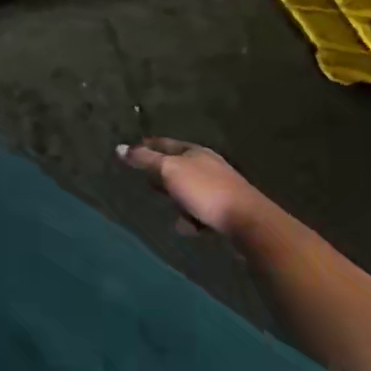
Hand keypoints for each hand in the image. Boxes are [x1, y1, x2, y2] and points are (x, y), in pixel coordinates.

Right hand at [118, 138, 270, 235]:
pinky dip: (191, 217)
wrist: (251, 225)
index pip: (163, 143)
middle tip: (146, 182)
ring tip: (170, 211)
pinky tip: (188, 227)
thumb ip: (143, 160)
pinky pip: (200, 210)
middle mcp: (208, 166)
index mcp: (195, 152)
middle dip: (160, 174)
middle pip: (176, 166)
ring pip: (188, 190)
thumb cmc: (206, 191)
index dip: (145, 146)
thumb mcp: (168, 170)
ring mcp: (220, 189)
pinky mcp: (227, 211)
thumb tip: (119, 148)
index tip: (129, 153)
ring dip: (177, 200)